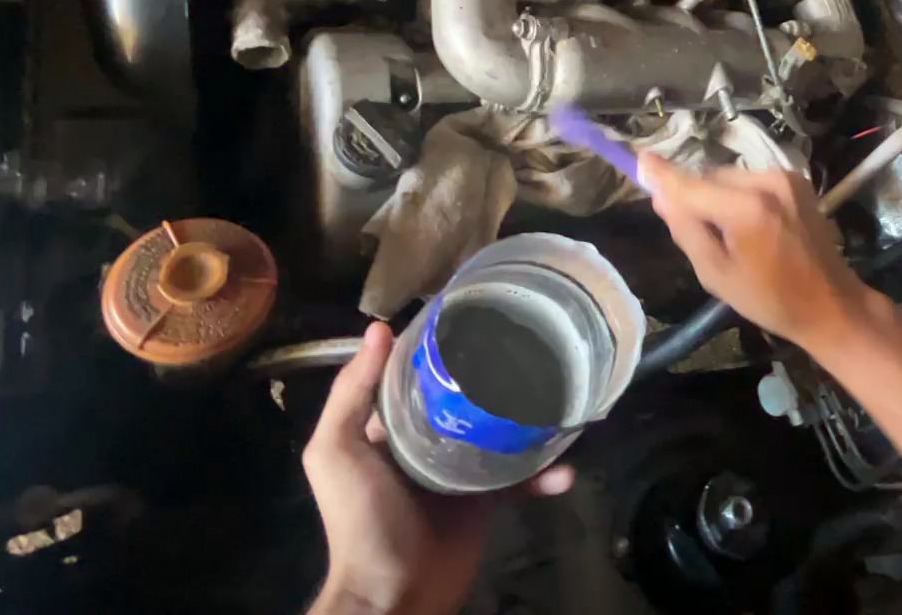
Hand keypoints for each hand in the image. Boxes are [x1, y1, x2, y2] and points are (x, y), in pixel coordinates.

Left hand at [304, 322, 573, 614]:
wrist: (392, 596)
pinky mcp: (489, 500)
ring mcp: (464, 470)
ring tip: (560, 401)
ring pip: (504, 432)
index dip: (445, 346)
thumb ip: (351, 394)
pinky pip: (523, 479)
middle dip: (499, 377)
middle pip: (470, 397)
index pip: (421, 374)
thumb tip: (379, 328)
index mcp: (394, 426)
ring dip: (532, 421)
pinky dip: (545, 475)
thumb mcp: (336, 452)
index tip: (478, 315)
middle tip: (534, 351)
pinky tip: (565, 470)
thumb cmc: (361, 519)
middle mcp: (430, 441)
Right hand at [639, 155, 875, 352]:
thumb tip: (660, 196)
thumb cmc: (770, 299)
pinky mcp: (797, 179)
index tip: (639, 158)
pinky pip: (751, 180)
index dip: (662, 175)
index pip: (691, 185)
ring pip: (730, 178)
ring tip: (734, 235)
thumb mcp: (716, 274)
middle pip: (710, 179)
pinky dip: (742, 196)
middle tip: (702, 236)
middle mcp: (767, 182)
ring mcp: (786, 177)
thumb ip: (686, 230)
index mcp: (747, 209)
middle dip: (698, 199)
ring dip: (720, 197)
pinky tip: (754, 226)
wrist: (830, 303)